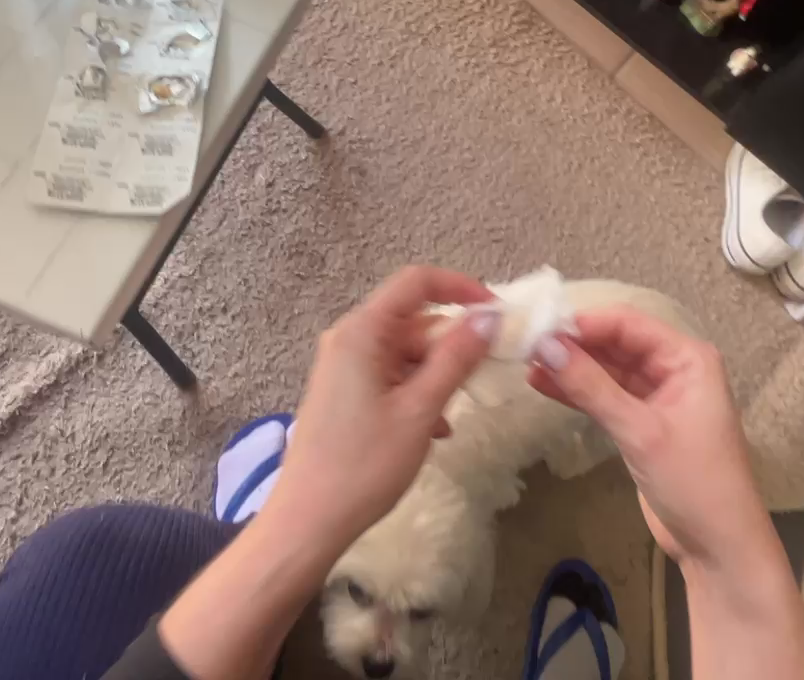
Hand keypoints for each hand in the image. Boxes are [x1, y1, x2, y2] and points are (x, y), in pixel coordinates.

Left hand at [263, 266, 498, 557]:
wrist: (307, 522)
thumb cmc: (364, 463)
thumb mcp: (420, 409)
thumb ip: (456, 357)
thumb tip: (489, 316)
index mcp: (362, 330)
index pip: (417, 282)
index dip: (460, 287)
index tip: (496, 311)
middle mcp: (349, 337)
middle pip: (412, 318)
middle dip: (451, 339)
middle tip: (485, 368)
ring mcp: (343, 365)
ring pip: (404, 350)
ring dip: (435, 372)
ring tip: (456, 410)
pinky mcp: (343, 391)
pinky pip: (390, 374)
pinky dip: (416, 390)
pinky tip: (435, 429)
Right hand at [527, 307, 762, 572]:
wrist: (720, 551)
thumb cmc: (694, 483)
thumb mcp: (640, 431)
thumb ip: (591, 387)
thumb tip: (545, 347)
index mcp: (687, 358)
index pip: (628, 323)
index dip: (584, 323)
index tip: (541, 328)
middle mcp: (673, 368)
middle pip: (615, 342)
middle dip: (573, 344)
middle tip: (526, 344)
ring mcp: (656, 395)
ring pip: (606, 368)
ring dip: (570, 367)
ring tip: (526, 362)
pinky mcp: (641, 421)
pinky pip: (604, 394)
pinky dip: (576, 391)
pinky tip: (542, 384)